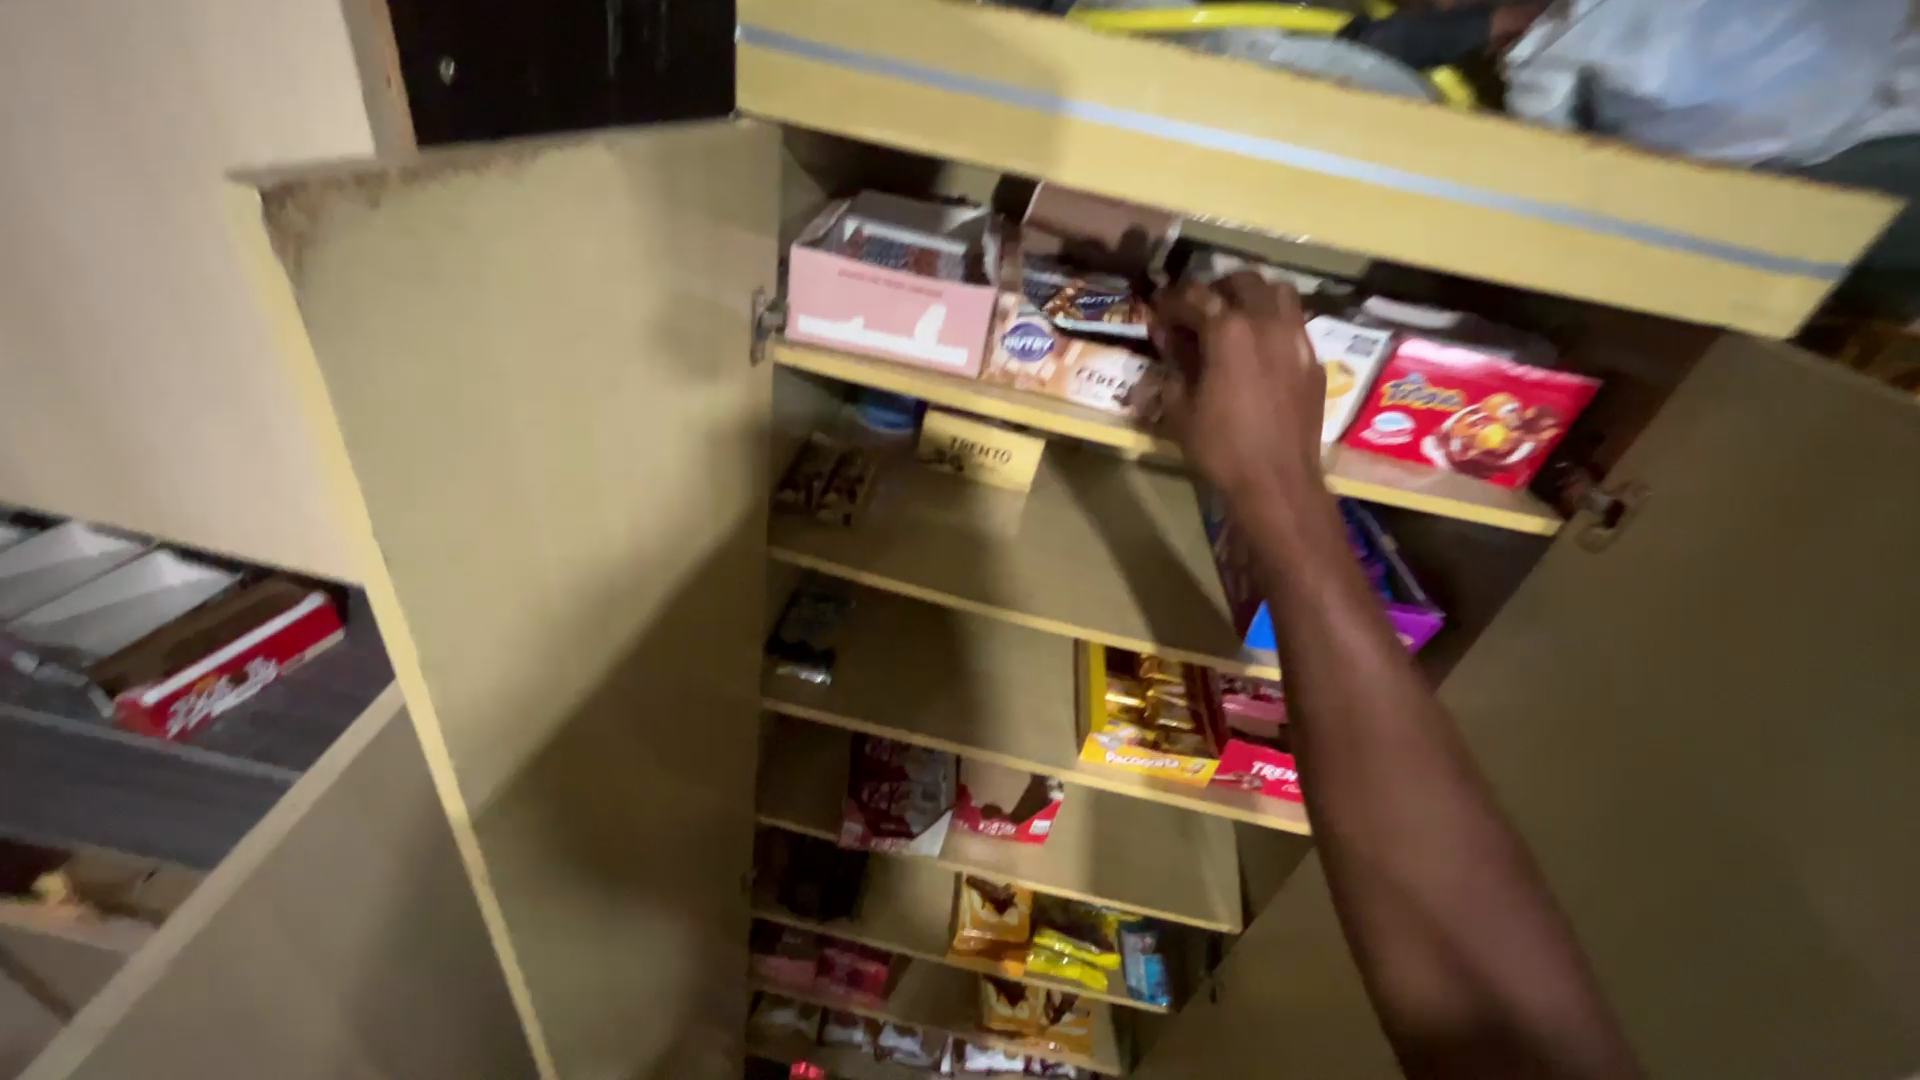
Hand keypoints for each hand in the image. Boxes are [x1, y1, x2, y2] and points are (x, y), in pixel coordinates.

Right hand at [1153, 272, 1325, 502]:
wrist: (1277, 481)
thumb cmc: (1220, 447)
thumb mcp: (1180, 409)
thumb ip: (1173, 364)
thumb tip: (1166, 338)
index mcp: (1228, 331)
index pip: (1195, 295)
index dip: (1171, 299)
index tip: (1158, 307)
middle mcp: (1267, 323)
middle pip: (1243, 281)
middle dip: (1216, 288)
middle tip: (1198, 308)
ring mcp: (1297, 339)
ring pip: (1278, 292)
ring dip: (1253, 296)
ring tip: (1235, 317)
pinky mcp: (1313, 361)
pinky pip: (1294, 324)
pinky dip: (1274, 323)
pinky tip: (1260, 349)